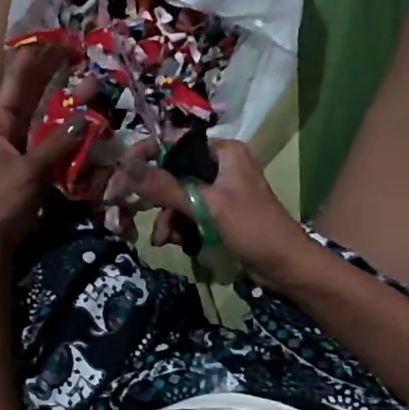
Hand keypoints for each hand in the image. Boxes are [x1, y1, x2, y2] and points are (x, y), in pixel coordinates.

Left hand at [0, 46, 87, 250]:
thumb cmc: (1, 200)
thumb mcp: (26, 171)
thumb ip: (54, 145)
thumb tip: (84, 120)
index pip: (13, 84)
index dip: (29, 59)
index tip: (47, 37)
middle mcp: (10, 131)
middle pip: (32, 95)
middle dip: (52, 74)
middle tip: (74, 51)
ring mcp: (25, 148)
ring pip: (48, 117)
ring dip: (67, 103)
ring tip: (91, 85)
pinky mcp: (38, 165)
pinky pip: (56, 141)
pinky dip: (71, 131)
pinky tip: (88, 120)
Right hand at [119, 139, 314, 282]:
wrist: (286, 265)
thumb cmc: (253, 229)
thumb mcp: (208, 206)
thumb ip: (168, 187)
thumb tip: (128, 169)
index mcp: (223, 152)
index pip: (175, 144)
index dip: (146, 157)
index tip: (122, 176)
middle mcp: (221, 165)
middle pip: (174, 174)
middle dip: (159, 200)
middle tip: (137, 215)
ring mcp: (221, 190)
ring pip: (179, 197)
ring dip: (169, 219)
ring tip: (165, 241)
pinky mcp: (220, 213)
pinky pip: (190, 213)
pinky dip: (182, 228)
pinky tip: (180, 244)